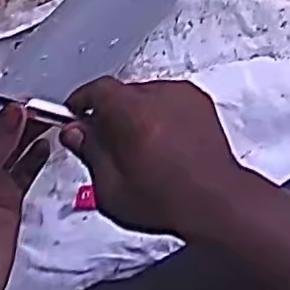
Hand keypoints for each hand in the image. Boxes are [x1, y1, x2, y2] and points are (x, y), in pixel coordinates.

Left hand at [0, 107, 49, 289]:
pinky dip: (37, 156)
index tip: (22, 101)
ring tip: (51, 118)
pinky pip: (25, 172)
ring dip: (32, 133)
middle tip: (43, 106)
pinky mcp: (6, 206)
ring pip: (13, 150)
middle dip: (19, 119)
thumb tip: (11, 116)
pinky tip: (46, 145)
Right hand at [59, 78, 257, 237]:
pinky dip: (161, 114)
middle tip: (106, 142)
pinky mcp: (198, 100)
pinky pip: (169, 99)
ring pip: (147, 95)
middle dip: (111, 112)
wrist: (215, 200)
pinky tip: (163, 143)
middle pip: (123, 92)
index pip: (99, 89)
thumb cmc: (167, 200)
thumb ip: (90, 153)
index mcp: (133, 112)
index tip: (75, 112)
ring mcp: (182, 95)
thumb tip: (75, 132)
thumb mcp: (111, 188)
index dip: (82, 100)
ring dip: (138, 113)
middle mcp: (159, 95)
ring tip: (141, 149)